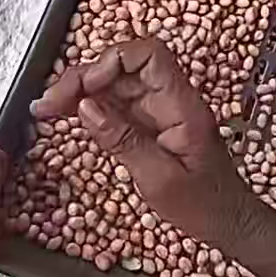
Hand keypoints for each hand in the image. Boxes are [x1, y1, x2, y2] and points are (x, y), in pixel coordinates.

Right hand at [30, 38, 262, 248]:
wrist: (228, 221)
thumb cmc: (203, 205)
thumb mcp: (160, 180)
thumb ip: (123, 140)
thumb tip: (85, 107)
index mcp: (182, 105)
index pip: (149, 55)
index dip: (113, 60)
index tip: (87, 86)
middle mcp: (169, 99)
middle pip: (123, 66)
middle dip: (83, 77)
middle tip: (49, 102)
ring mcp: (156, 108)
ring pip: (113, 82)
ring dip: (79, 90)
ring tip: (46, 108)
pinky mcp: (146, 122)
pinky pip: (113, 103)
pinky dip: (87, 106)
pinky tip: (64, 113)